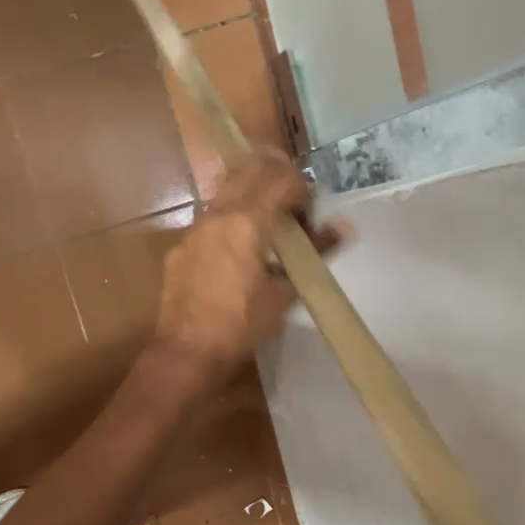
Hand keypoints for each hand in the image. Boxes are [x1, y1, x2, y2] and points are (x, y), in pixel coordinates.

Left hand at [153, 149, 348, 369]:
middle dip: (277, 179)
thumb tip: (345, 227)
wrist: (186, 354)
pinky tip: (235, 256)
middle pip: (251, 169)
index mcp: (247, 221)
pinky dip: (229, 223)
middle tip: (291, 209)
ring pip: (226, 191)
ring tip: (266, 229)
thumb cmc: (240, 327)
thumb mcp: (284, 294)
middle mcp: (217, 214)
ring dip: (251, 197)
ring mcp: (193, 229)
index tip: (308, 221)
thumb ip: (315, 253)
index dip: (303, 193)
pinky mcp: (179, 248)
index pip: (283, 178)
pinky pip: (208, 221)